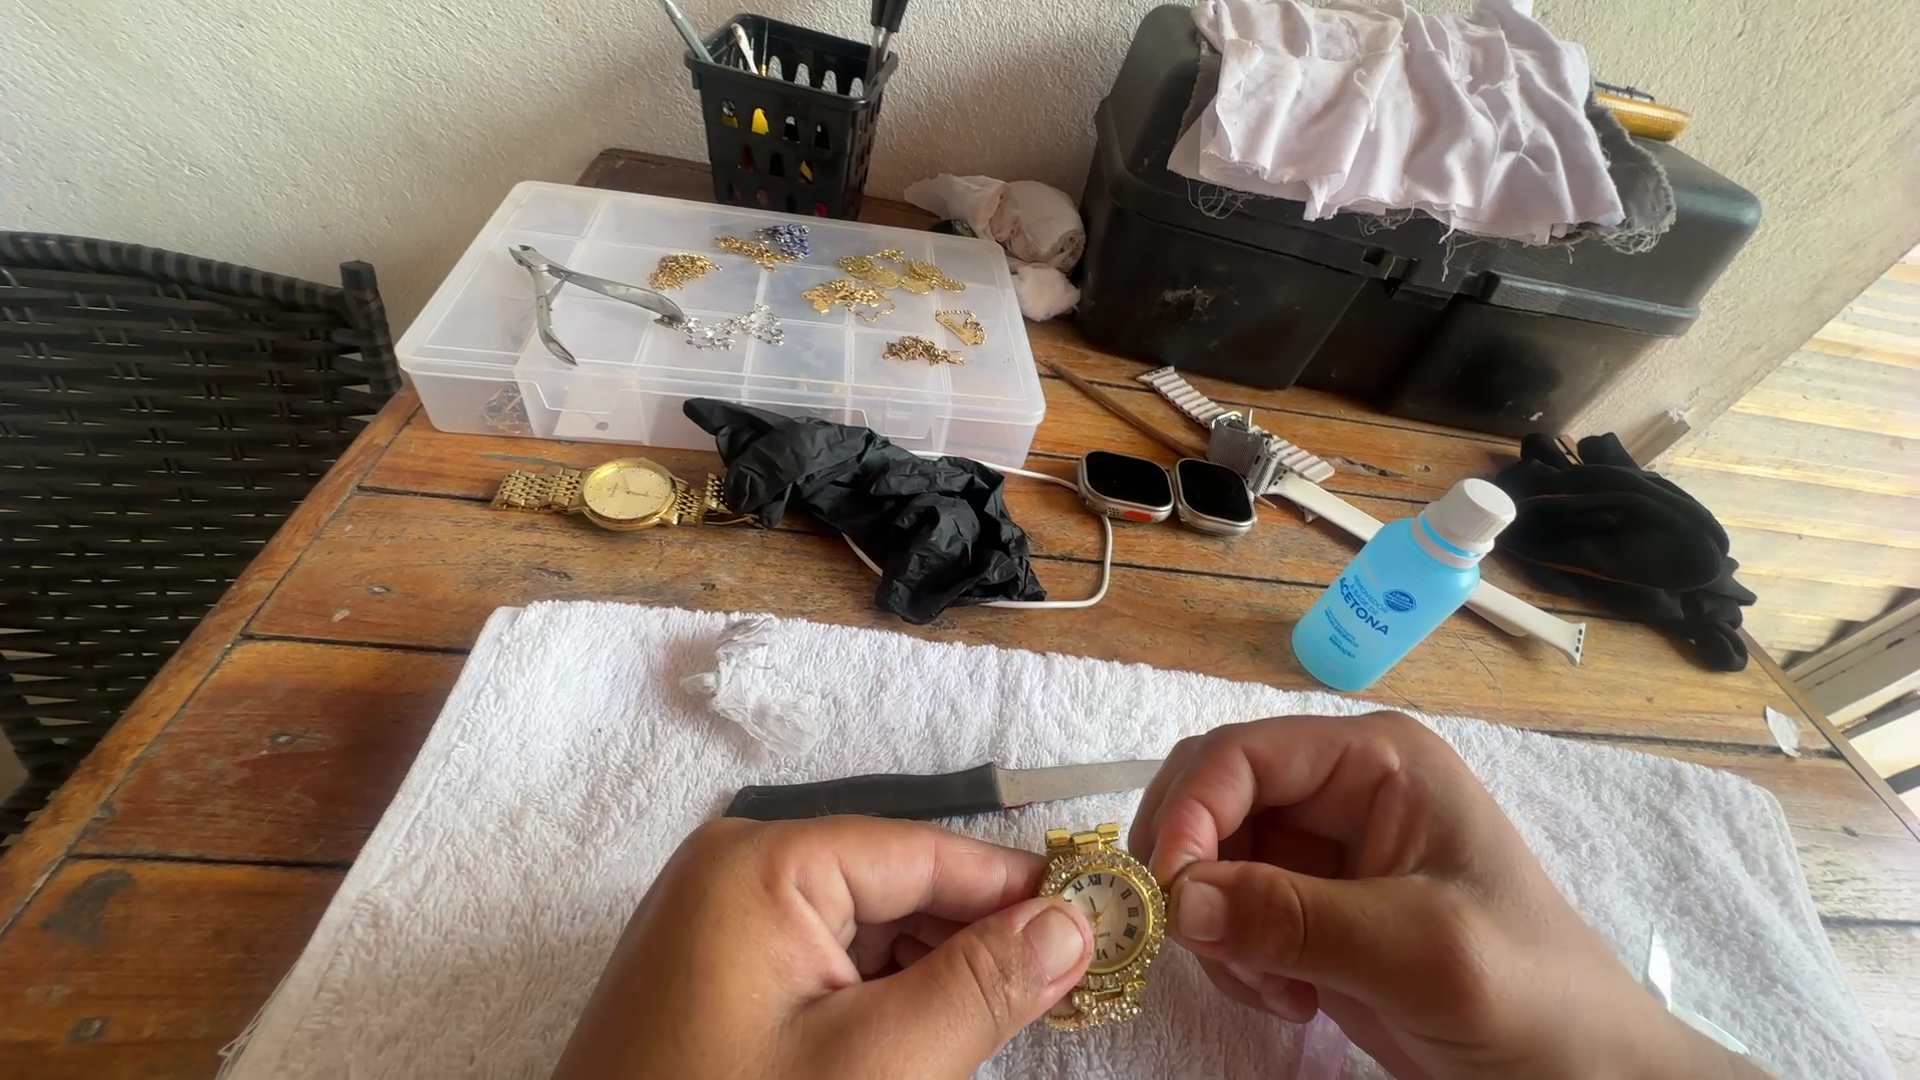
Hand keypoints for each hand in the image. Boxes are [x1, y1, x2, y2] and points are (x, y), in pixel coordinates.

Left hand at [551, 816, 1093, 1079]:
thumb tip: (1071, 922)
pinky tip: (925, 1029)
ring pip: (865, 925)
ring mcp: (726, 917)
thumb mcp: (870, 1069)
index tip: (1088, 909)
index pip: (919, 852)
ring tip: (1000, 1011)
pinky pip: (828, 956)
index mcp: (762, 861)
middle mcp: (740, 867)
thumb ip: (979, 986)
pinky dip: (883, 992)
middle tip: (1059, 977)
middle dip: (973, 935)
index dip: (1009, 882)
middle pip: (893, 886)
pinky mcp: (724, 966)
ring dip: (933, 968)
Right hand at [1130, 712, 1764, 1079]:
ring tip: (1267, 986)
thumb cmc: (1536, 1006)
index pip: (1243, 755)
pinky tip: (1284, 996)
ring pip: (1207, 850)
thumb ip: (1295, 919)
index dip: (1190, 809)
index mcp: (1372, 759)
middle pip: (1211, 792)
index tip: (1165, 890)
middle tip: (1200, 940)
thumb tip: (1175, 899)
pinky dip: (1228, 949)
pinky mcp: (1304, 896)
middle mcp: (1335, 783)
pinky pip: (1224, 901)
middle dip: (1193, 864)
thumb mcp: (1422, 957)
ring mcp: (1317, 841)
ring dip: (1211, 919)